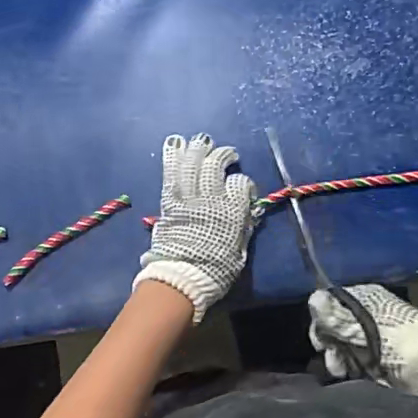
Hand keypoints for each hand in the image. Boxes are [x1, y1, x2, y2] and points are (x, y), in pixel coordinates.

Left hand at [136, 134, 256, 321]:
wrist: (182, 276)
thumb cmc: (214, 269)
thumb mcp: (239, 250)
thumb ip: (243, 227)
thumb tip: (248, 212)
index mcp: (232, 212)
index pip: (240, 184)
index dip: (242, 183)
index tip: (241, 186)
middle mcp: (210, 199)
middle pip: (215, 166)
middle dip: (221, 155)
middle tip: (226, 152)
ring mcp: (188, 198)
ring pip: (193, 164)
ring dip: (197, 148)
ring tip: (202, 140)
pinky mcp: (169, 201)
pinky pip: (171, 173)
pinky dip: (172, 155)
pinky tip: (175, 141)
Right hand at [309, 285, 417, 402]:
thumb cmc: (404, 344)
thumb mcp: (367, 328)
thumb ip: (336, 316)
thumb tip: (313, 299)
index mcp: (366, 298)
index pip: (330, 303)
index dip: (321, 320)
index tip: (321, 338)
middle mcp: (367, 314)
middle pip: (333, 325)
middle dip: (329, 342)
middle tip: (332, 356)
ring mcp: (373, 337)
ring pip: (340, 344)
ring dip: (336, 356)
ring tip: (341, 369)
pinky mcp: (378, 358)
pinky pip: (352, 359)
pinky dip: (348, 366)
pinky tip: (348, 373)